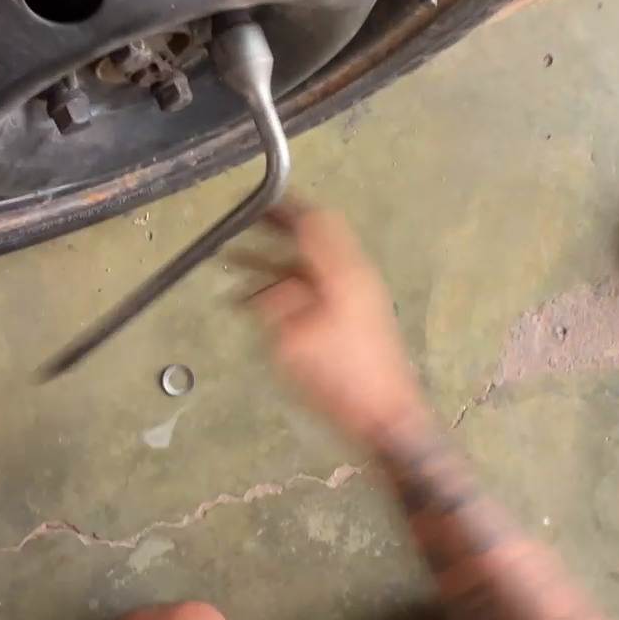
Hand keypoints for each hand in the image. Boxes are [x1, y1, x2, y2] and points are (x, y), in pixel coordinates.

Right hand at [235, 203, 429, 448]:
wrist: (386, 416)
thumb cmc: (342, 376)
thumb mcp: (296, 339)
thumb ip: (275, 302)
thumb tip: (263, 285)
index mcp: (343, 270)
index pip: (314, 220)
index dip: (282, 207)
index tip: (251, 203)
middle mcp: (351, 275)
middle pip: (312, 238)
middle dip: (271, 231)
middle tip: (236, 227)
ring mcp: (355, 296)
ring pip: (309, 265)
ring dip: (271, 260)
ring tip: (232, 262)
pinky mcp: (352, 318)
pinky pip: (314, 288)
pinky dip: (283, 285)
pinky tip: (256, 301)